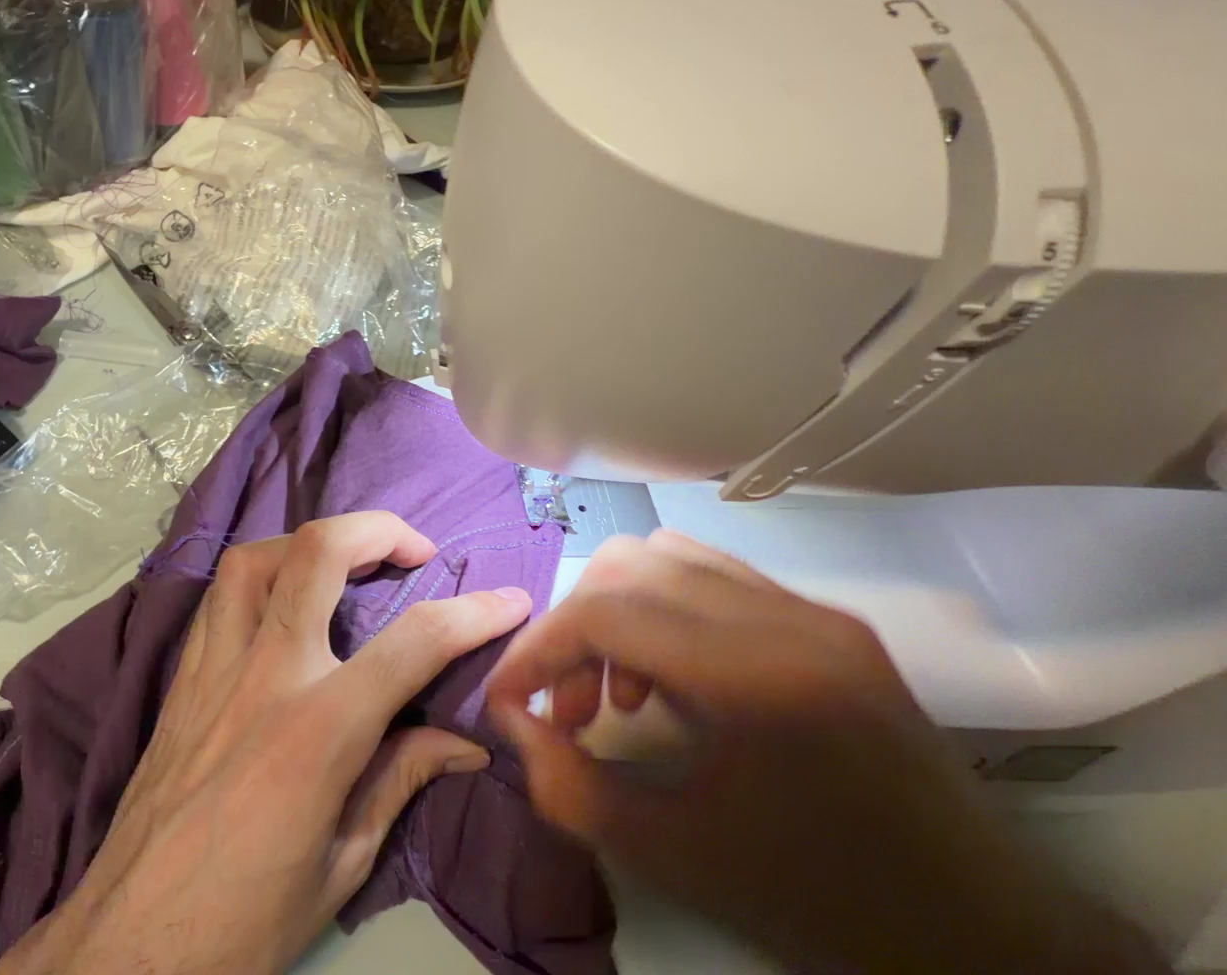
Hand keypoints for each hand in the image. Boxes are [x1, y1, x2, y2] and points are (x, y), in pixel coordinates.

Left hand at [0, 511, 532, 974]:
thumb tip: (462, 744)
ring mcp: (212, 670)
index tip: (511, 599)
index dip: (474, 613)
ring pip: (252, 561)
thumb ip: (399, 781)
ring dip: (305, 544)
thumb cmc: (248, 916)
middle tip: (412, 548)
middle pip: (316, 555)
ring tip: (341, 563)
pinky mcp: (179, 679)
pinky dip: (257, 579)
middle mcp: (264, 675)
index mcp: (320, 729)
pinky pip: (217, 600)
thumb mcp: (343, 863)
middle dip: (376, 530)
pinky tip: (280, 605)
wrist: (133, 935)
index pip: (414, 643)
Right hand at [485, 530, 1169, 974]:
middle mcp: (789, 620)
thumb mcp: (672, 856)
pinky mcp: (831, 624)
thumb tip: (513, 724)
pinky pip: (718, 581)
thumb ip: (570, 786)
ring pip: (672, 559)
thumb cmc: (817, 897)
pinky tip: (670, 681)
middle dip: (574, 629)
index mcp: (757, 677)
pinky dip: (665, 613)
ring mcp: (817, 613)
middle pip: (631, 566)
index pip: (606, 613)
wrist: (975, 927)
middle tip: (568, 707)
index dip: (537, 651)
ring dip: (618, 613)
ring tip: (617, 694)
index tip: (510, 702)